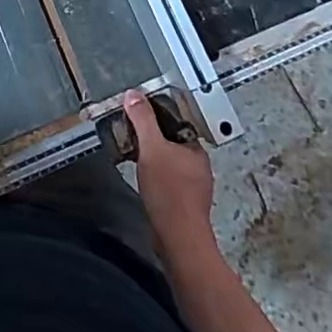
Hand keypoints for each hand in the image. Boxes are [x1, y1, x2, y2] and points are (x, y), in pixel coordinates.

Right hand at [123, 88, 215, 248]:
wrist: (177, 237)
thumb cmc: (169, 192)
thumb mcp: (151, 148)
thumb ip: (142, 120)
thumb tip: (133, 95)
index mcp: (196, 149)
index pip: (176, 124)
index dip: (157, 118)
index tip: (137, 116)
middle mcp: (199, 166)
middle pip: (172, 142)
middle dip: (152, 139)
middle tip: (131, 137)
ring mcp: (194, 186)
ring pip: (170, 163)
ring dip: (153, 159)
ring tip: (133, 157)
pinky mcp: (185, 203)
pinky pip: (168, 181)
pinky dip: (155, 177)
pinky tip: (143, 181)